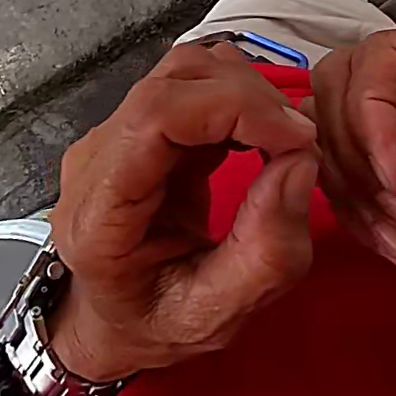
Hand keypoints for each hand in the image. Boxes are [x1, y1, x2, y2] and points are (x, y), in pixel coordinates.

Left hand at [48, 43, 320, 381]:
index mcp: (99, 209)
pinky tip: (258, 138)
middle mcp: (95, 156)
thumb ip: (263, 254)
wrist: (106, 316)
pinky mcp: (136, 129)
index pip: (155, 116)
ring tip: (280, 141)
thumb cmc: (149, 323)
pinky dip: (234, 102)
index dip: (233, 107)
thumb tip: (300, 162)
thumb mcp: (215, 316)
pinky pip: (188, 90)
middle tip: (300, 144)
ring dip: (243, 92)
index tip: (297, 138)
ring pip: (181, 73)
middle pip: (172, 82)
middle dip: (249, 98)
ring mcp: (112, 136)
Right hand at [305, 18, 395, 263]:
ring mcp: (385, 98)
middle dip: (357, 154)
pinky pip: (324, 159)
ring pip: (320, 122)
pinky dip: (346, 204)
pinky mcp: (363, 135)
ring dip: (348, 186)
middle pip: (337, 83)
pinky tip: (389, 237)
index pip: (386, 56)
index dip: (371, 113)